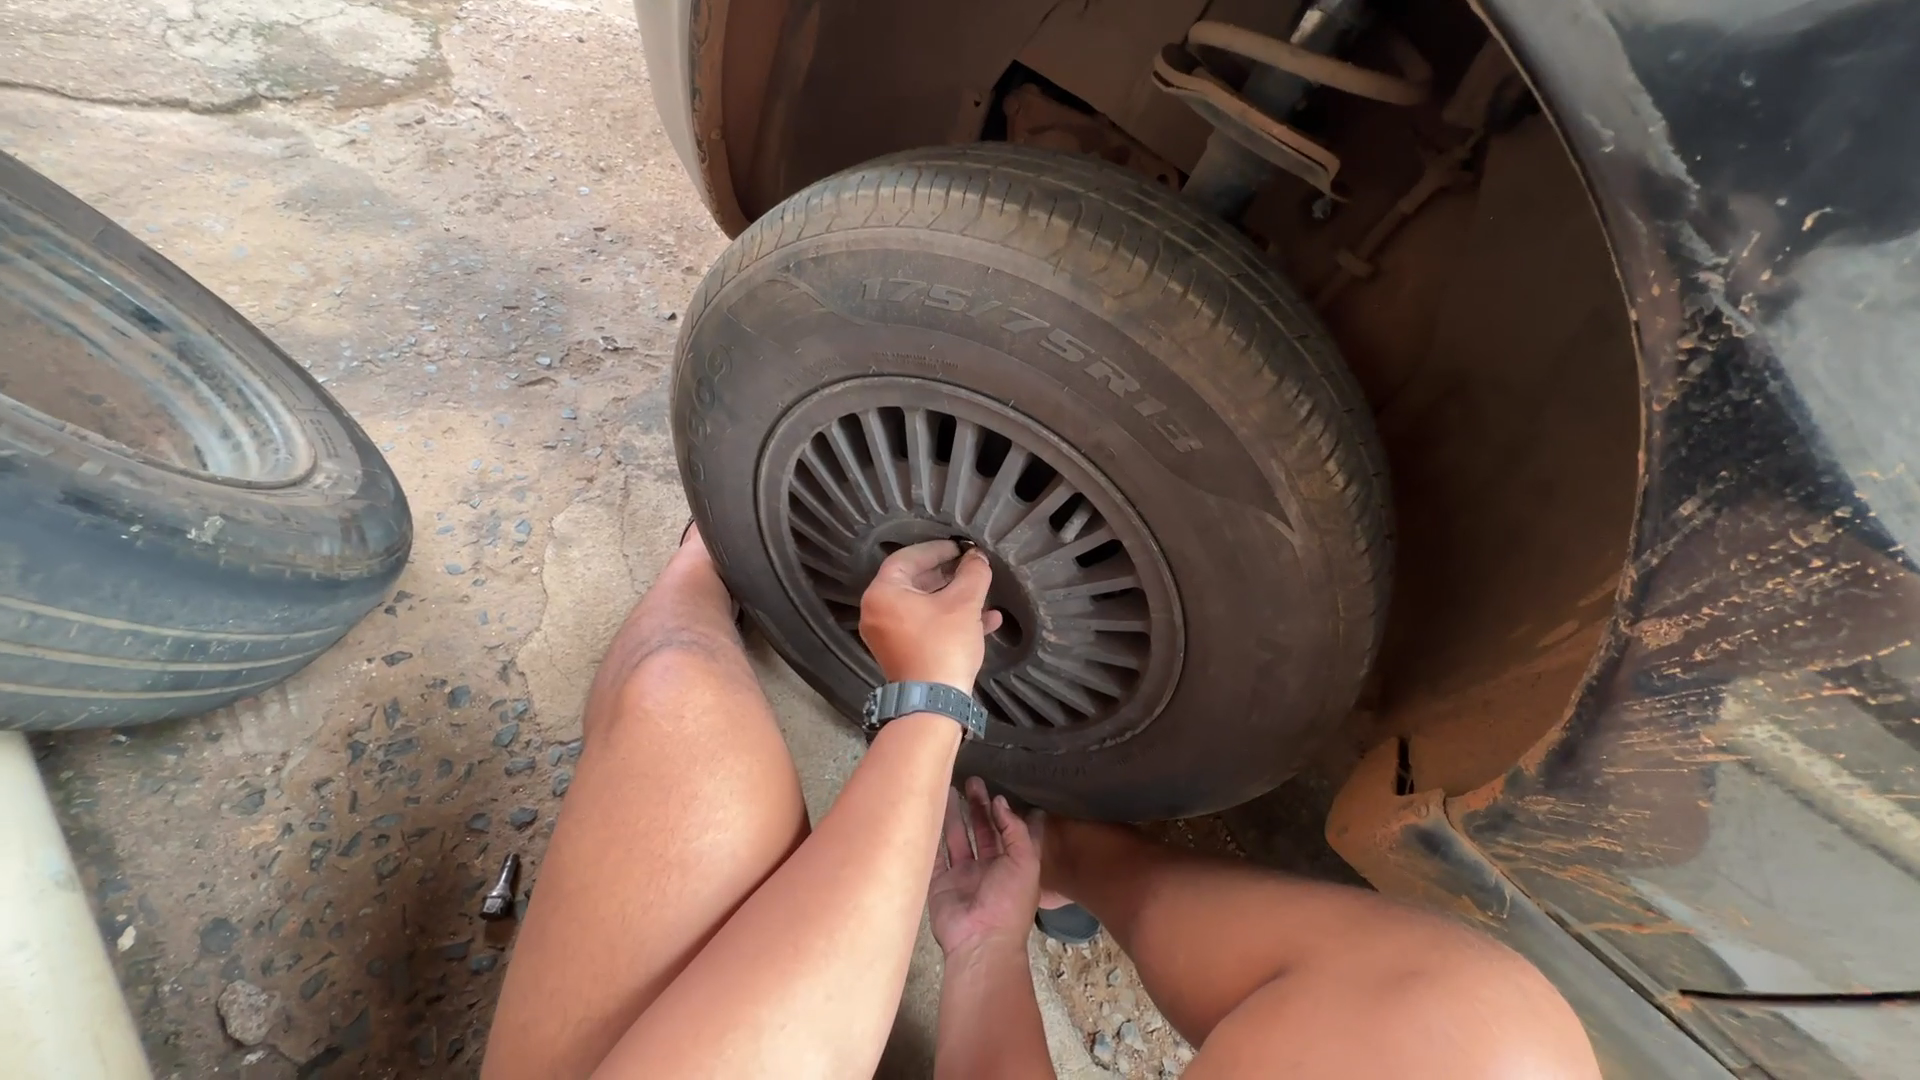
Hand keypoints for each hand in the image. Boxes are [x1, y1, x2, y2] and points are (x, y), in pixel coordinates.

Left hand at [859, 540, 1001, 688]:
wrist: (934, 704)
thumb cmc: (943, 645)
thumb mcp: (963, 604)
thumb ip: (973, 574)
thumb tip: (977, 558)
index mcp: (883, 594)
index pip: (907, 558)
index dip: (936, 549)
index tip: (960, 548)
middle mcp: (878, 612)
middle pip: (914, 582)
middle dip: (947, 574)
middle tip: (970, 566)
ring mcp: (888, 636)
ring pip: (924, 606)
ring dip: (954, 597)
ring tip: (981, 591)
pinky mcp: (902, 653)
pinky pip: (926, 627)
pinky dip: (950, 620)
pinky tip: (986, 621)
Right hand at [929, 778, 1040, 957]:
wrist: (980, 941)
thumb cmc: (1009, 902)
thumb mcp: (1024, 861)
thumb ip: (1014, 828)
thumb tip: (1000, 801)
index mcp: (1011, 865)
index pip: (1011, 832)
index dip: (1008, 812)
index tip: (1002, 789)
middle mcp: (987, 868)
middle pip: (982, 830)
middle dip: (978, 806)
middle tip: (973, 780)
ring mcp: (962, 875)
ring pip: (957, 837)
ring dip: (954, 814)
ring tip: (949, 787)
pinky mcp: (940, 882)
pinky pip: (934, 854)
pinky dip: (931, 835)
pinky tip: (929, 813)